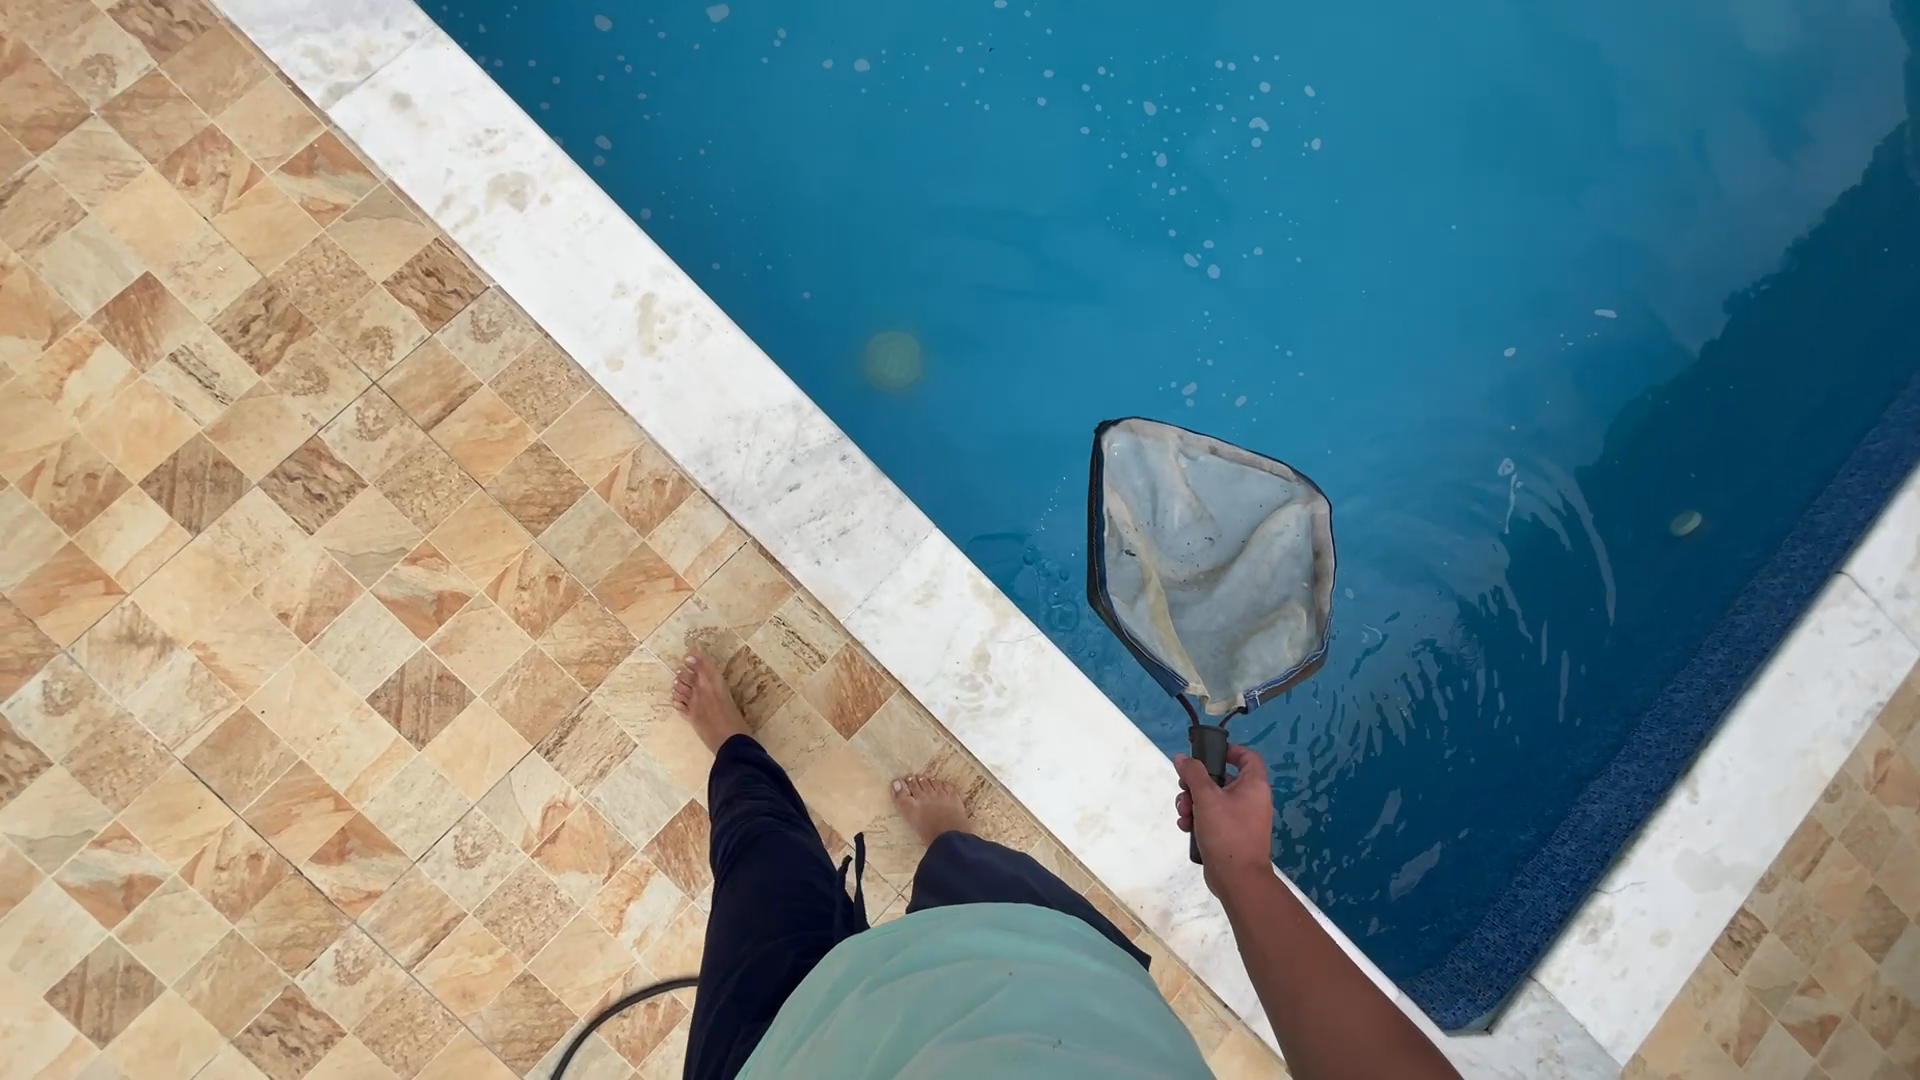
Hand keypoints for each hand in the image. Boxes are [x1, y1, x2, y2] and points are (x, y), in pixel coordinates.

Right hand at [1175, 744, 1273, 897]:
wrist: (1238, 879)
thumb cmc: (1226, 832)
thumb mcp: (1206, 797)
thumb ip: (1193, 773)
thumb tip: (1182, 758)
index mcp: (1253, 785)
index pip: (1247, 756)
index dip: (1229, 751)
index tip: (1206, 755)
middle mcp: (1251, 799)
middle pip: (1221, 778)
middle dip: (1196, 783)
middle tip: (1184, 790)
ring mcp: (1241, 818)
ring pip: (1212, 799)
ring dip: (1192, 803)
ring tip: (1184, 814)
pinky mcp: (1231, 834)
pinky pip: (1212, 817)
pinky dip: (1198, 819)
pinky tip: (1187, 827)